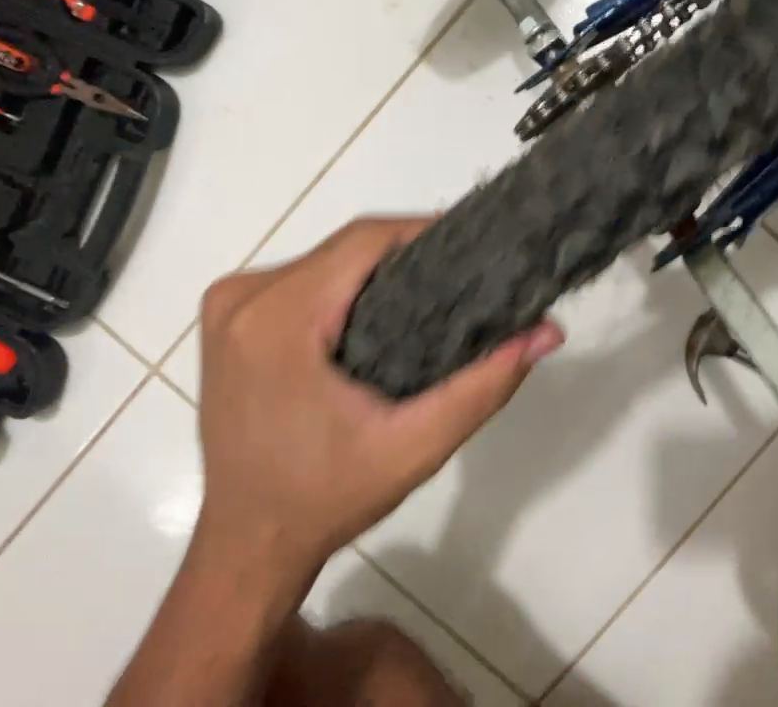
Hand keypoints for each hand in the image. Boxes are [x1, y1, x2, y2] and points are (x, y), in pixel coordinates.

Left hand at [195, 217, 562, 582]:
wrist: (247, 544)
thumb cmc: (327, 498)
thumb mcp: (415, 446)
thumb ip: (483, 386)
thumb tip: (548, 332)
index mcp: (277, 319)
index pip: (364, 241)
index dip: (425, 232)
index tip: (479, 249)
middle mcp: (243, 296)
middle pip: (346, 248)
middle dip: (409, 257)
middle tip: (466, 280)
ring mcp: (229, 305)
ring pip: (327, 261)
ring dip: (380, 273)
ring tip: (435, 298)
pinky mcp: (228, 318)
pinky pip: (304, 281)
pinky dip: (348, 289)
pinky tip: (386, 315)